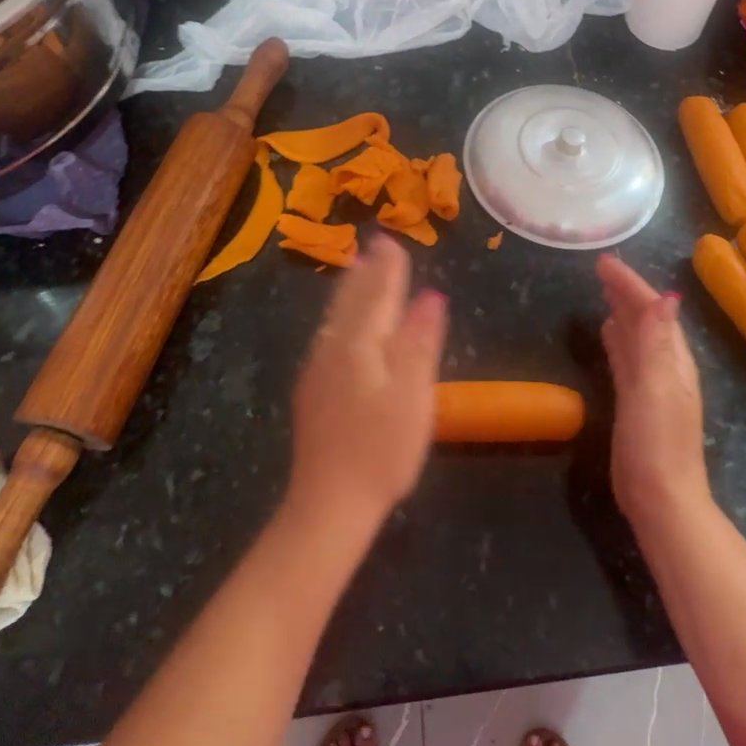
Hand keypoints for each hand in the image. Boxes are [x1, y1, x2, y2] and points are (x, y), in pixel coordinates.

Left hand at [286, 235, 447, 521]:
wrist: (329, 504)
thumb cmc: (381, 450)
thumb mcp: (413, 395)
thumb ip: (419, 342)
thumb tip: (431, 296)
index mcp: (360, 346)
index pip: (377, 297)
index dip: (388, 270)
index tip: (392, 241)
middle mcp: (333, 351)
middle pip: (350, 303)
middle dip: (365, 274)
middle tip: (372, 246)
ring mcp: (318, 374)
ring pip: (335, 321)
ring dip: (348, 293)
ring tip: (356, 271)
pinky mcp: (313, 395)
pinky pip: (328, 340)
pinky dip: (339, 319)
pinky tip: (338, 327)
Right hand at [596, 255, 710, 523]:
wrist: (660, 498)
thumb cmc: (656, 444)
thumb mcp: (654, 389)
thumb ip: (655, 343)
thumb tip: (666, 295)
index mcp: (672, 361)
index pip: (652, 310)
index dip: (629, 284)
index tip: (603, 262)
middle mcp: (666, 368)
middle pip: (645, 320)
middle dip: (626, 293)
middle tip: (601, 270)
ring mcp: (652, 387)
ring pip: (636, 338)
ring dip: (623, 314)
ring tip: (605, 293)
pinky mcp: (636, 404)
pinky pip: (627, 360)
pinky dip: (618, 342)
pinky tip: (607, 334)